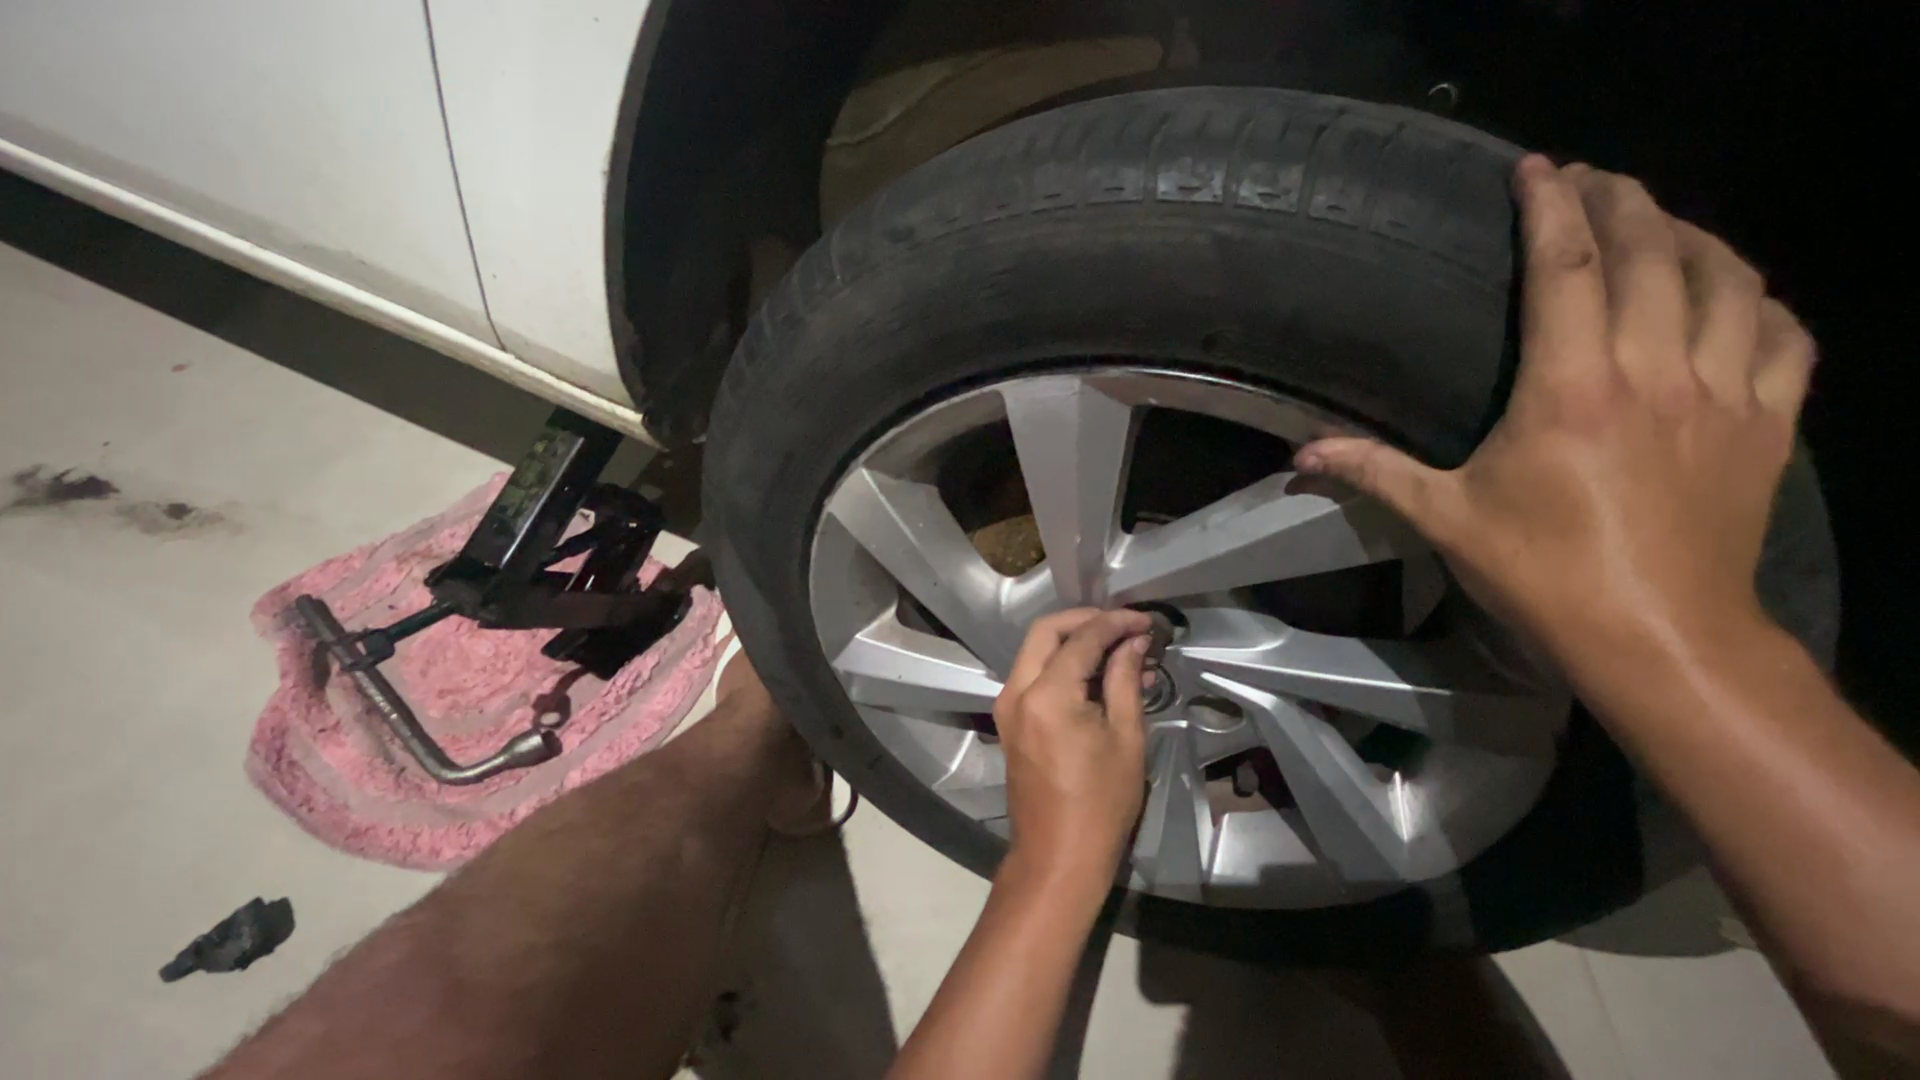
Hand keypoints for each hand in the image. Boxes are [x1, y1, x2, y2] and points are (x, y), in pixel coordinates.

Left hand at [993, 609, 1154, 879]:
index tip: (1147, 621)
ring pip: (1037, 651)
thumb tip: (1133, 642)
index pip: (1081, 638)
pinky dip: (1064, 667)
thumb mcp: (1125, 737)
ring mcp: (1007, 706)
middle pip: (1046, 632)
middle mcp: (1016, 691)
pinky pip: (1034, 676)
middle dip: (1087, 622)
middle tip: (1127, 627)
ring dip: (1076, 643)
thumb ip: (1124, 680)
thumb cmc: (1101, 803)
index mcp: (1045, 695)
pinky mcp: (1010, 721)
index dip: (1116, 623)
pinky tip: (1101, 677)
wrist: (1058, 856)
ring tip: (1123, 653)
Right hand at [1295, 156, 1813, 655]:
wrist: (1658, 635)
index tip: (1536, 167)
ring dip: (1693, 234)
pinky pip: (1785, 336)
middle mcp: (1655, 371)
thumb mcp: (1446, 520)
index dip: (1552, 206)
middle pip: (1653, 251)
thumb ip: (1375, 472)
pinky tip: (1734, 295)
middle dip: (1623, 199)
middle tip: (1593, 176)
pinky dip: (1760, 300)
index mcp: (1571, 388)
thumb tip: (1299, 454)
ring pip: (1729, 279)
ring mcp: (1725, 393)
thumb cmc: (1541, 574)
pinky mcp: (1770, 425)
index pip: (1567, 267)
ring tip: (1659, 220)